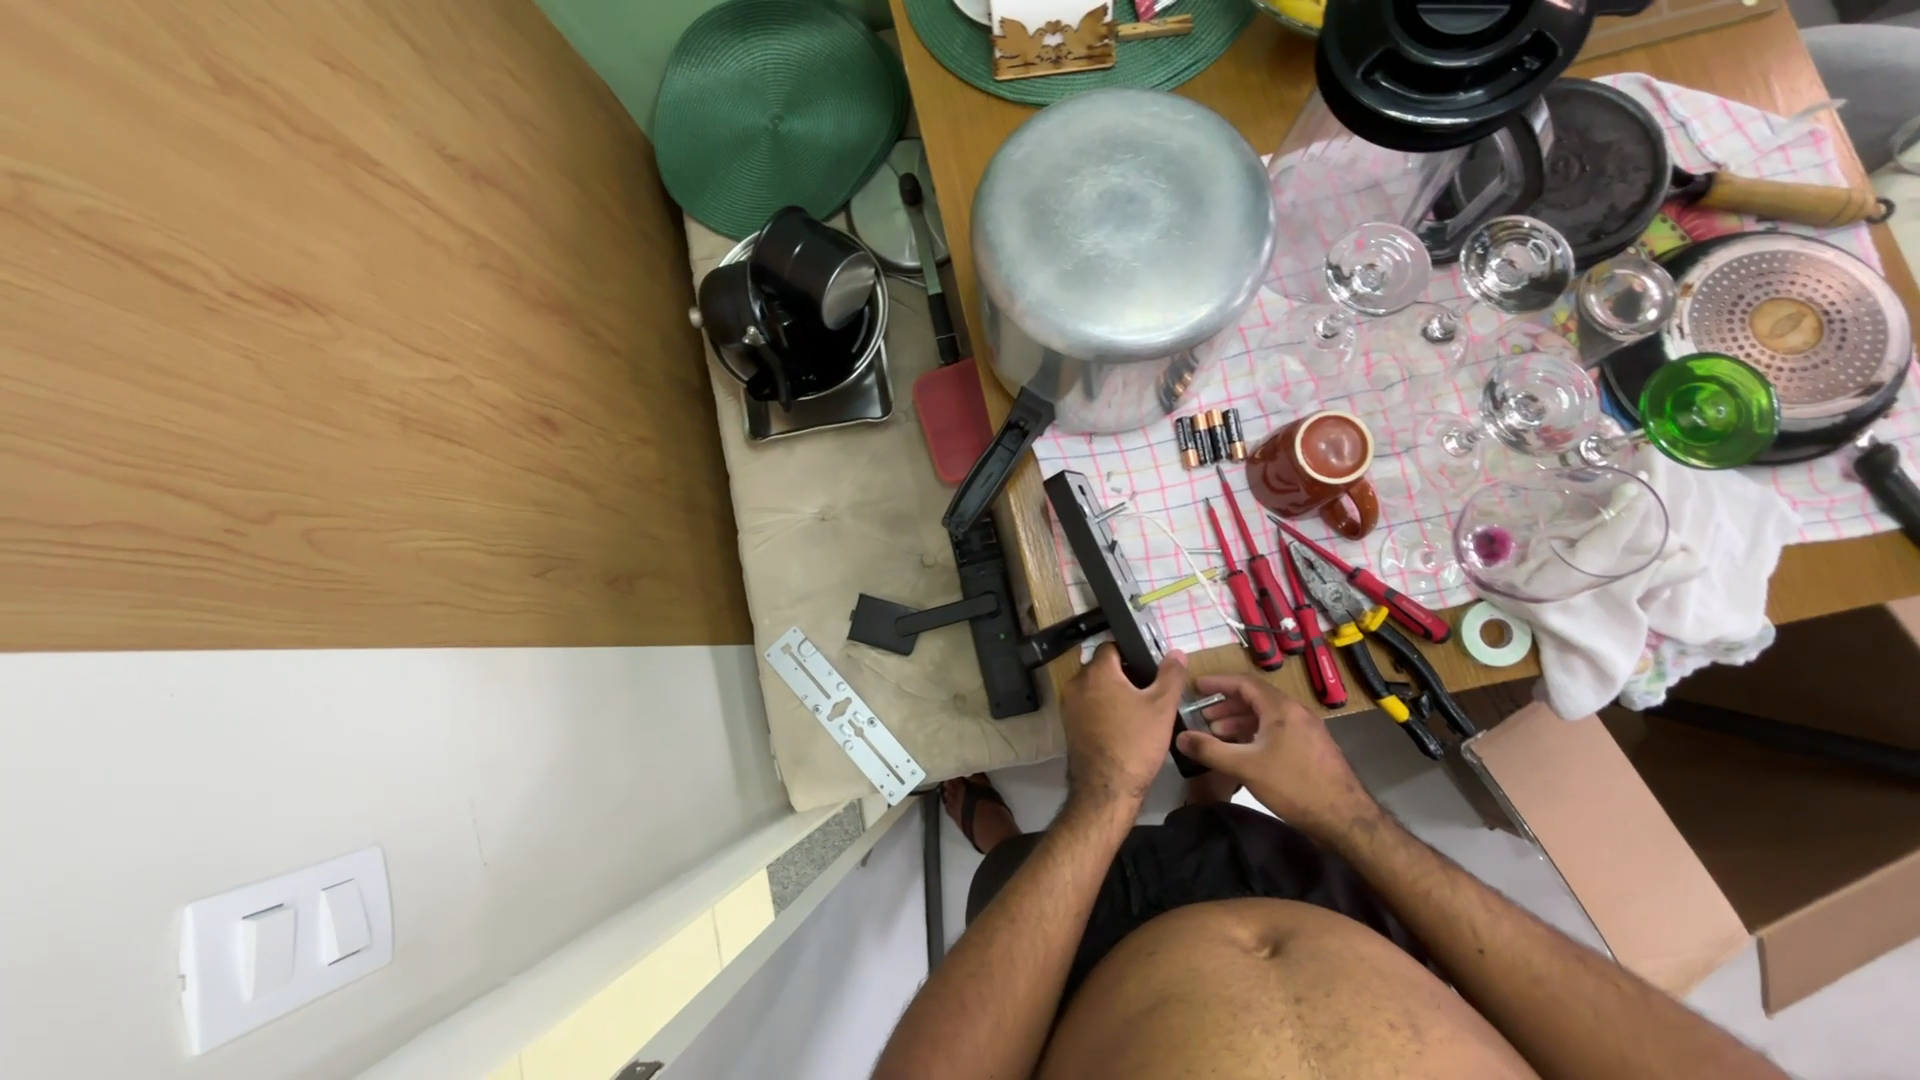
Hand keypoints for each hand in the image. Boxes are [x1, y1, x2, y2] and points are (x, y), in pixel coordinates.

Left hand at [1059, 644, 1186, 813]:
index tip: (1149, 666)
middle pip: (1102, 667)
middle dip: (1123, 673)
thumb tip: (1176, 652)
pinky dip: (1103, 708)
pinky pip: (1088, 706)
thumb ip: (1171, 675)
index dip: (1131, 652)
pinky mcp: (1069, 725)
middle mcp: (1076, 684)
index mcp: (1096, 672)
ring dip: (1113, 692)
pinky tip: (1123, 724)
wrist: (1107, 788)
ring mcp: (1069, 706)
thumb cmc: (1136, 742)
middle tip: (1148, 689)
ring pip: (1094, 688)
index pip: (1111, 646)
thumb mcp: (1162, 707)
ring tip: (1138, 708)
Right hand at [1174, 674, 1380, 842]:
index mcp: (1281, 708)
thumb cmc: (1293, 785)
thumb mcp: (1245, 767)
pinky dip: (1255, 733)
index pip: (1244, 683)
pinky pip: (1277, 730)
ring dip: (1240, 721)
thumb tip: (1180, 737)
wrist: (1345, 817)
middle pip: (1256, 698)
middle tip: (1203, 716)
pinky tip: (1243, 750)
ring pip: (1267, 716)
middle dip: (1227, 705)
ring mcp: (1306, 730)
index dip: (1218, 683)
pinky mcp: (1311, 748)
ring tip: (1218, 734)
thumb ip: (1210, 750)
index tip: (1196, 686)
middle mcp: (1295, 712)